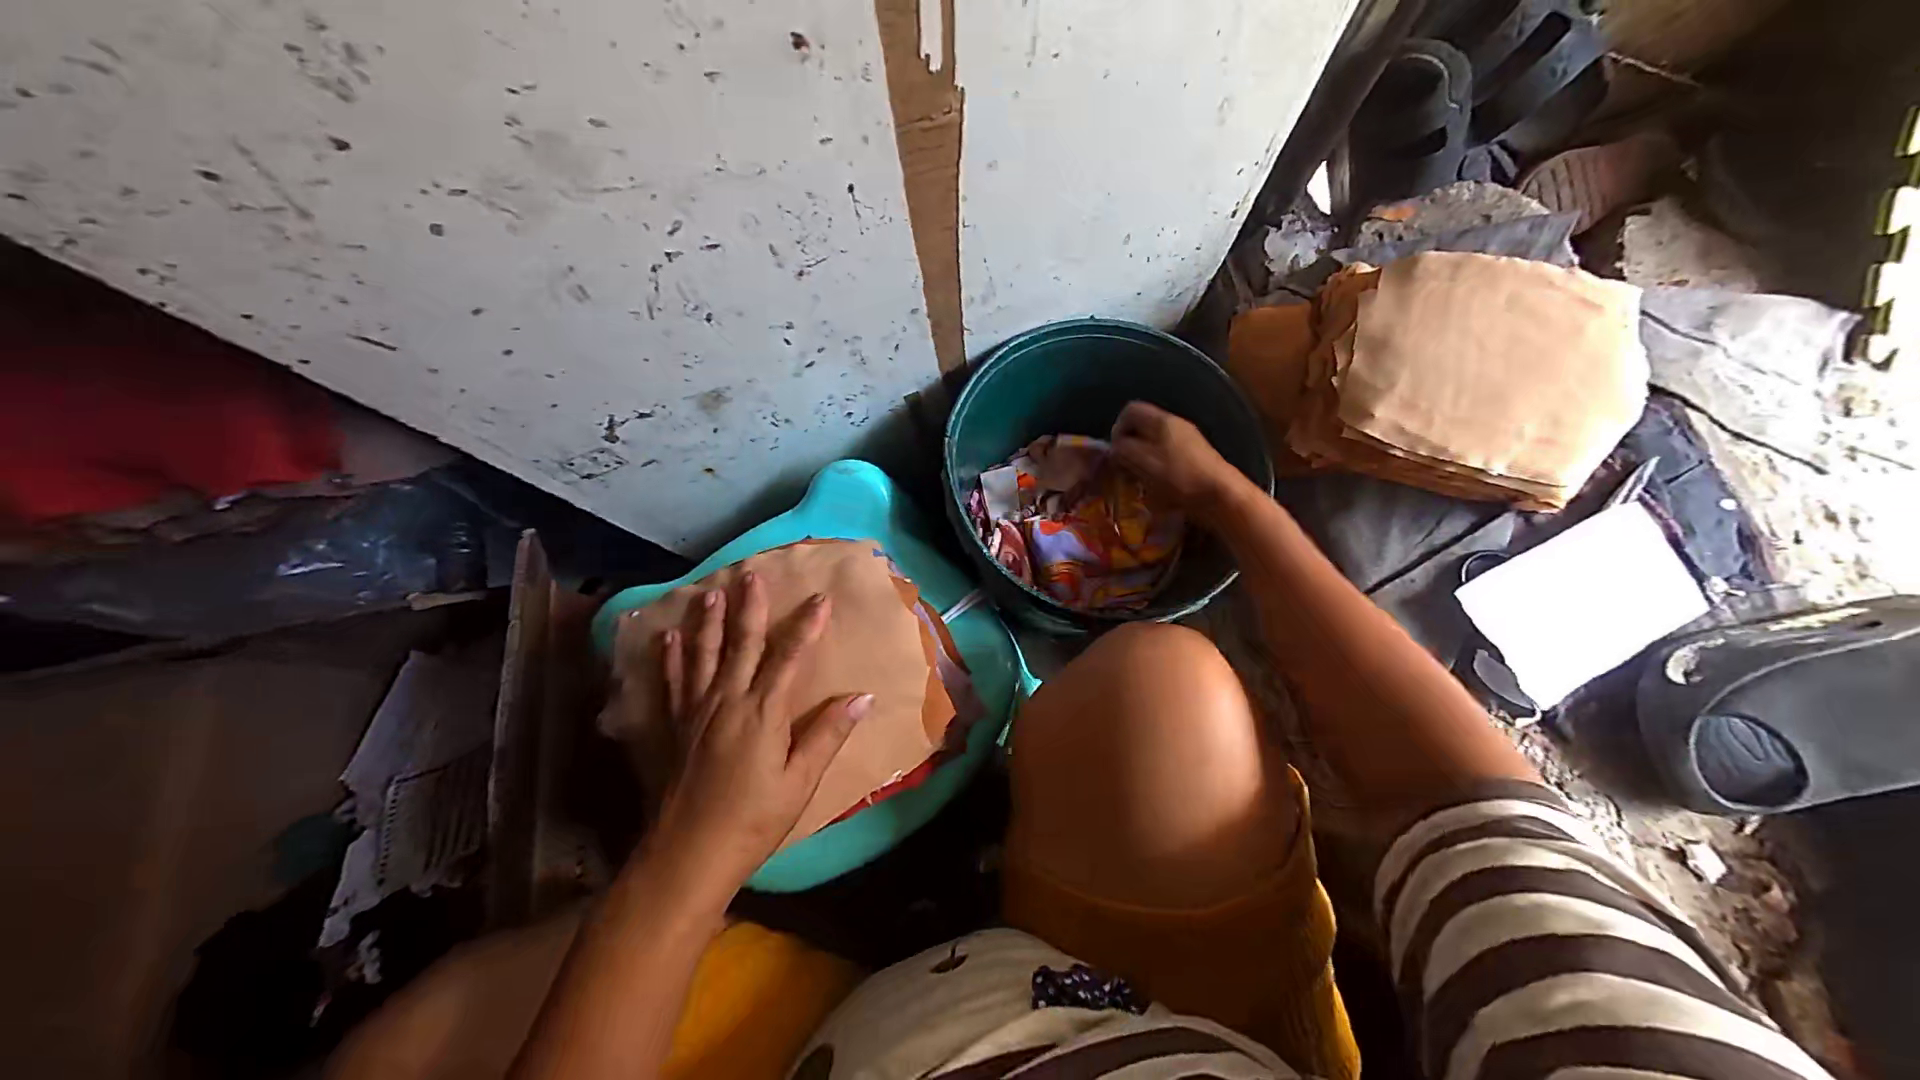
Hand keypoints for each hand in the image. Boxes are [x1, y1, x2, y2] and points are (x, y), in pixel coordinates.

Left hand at [613, 571, 871, 899]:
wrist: (687, 855)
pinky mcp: (674, 728)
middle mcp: (727, 702)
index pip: (789, 658)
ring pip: (704, 655)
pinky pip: (673, 683)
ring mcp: (696, 713)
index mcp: (762, 713)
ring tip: (711, 592)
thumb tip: (863, 697)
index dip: (806, 626)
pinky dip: (672, 658)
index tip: (820, 598)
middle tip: (751, 574)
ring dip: (709, 622)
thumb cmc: (753, 821)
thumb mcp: (800, 782)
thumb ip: (827, 735)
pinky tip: (669, 637)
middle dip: (750, 608)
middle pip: (741, 645)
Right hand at [1110, 401, 1250, 523]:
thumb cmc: (1178, 477)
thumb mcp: (1141, 462)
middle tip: (1126, 468)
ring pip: (1154, 442)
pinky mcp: (1197, 456)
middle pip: (1142, 426)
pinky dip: (1158, 467)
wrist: (1220, 494)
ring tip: (1141, 479)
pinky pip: (1168, 454)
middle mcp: (1175, 424)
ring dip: (1143, 459)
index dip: (1117, 428)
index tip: (1116, 451)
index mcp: (1161, 420)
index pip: (1130, 410)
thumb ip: (1122, 450)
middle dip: (1130, 446)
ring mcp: (1188, 439)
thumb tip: (1114, 448)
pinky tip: (1160, 485)